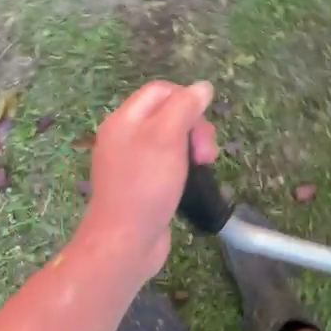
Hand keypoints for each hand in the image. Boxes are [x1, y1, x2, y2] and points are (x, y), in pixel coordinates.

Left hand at [83, 81, 218, 283]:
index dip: (187, 99)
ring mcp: (134, 163)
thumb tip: (203, 87)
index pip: (160, 91)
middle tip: (205, 153)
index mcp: (125, 120)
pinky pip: (170, 164)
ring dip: (194, 148)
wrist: (125, 243)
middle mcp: (126, 137)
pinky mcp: (144, 185)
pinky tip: (194, 181)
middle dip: (194, 127)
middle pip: (169, 114)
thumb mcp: (167, 137)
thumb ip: (184, 107)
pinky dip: (186, 167)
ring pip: (173, 140)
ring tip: (205, 167)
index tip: (203, 123)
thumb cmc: (145, 185)